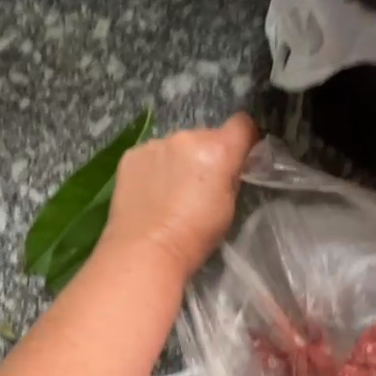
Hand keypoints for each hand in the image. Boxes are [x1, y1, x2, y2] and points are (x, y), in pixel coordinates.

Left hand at [100, 113, 256, 269]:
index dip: (244, 138)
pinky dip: (153, 169)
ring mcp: (155, 144)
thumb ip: (230, 177)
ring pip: (176, 146)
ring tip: (169, 193)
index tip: (240, 155)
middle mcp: (186, 137)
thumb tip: (227, 166)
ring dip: (178, 161)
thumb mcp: (227, 208)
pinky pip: (150, 155)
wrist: (145, 251)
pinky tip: (149, 193)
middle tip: (198, 187)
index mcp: (217, 150)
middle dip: (205, 155)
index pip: (242, 124)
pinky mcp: (131, 155)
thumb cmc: (193, 238)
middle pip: (205, 136)